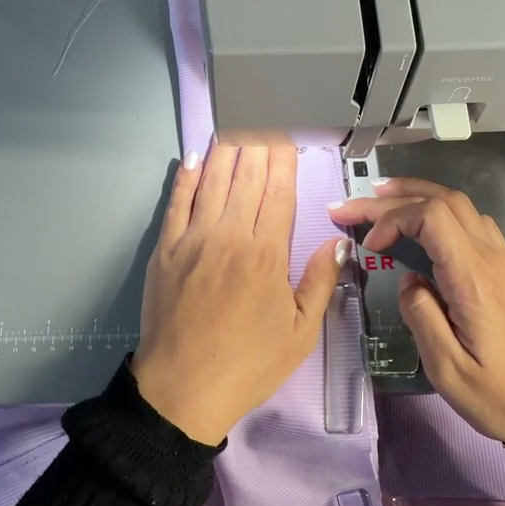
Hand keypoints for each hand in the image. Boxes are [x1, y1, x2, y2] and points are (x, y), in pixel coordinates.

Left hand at [131, 144, 345, 444]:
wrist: (182, 389)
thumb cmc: (248, 364)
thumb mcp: (299, 333)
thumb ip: (319, 282)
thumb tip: (339, 241)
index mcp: (266, 254)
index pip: (278, 193)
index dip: (282, 160)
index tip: (285, 135)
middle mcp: (230, 236)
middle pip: (246, 178)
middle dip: (256, 144)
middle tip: (261, 115)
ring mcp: (193, 239)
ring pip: (212, 182)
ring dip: (224, 150)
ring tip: (233, 124)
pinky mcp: (165, 249)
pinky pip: (176, 203)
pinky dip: (185, 177)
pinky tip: (193, 156)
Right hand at [331, 179, 504, 446]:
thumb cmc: (500, 397)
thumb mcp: (446, 370)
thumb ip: (420, 316)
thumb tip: (408, 280)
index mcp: (473, 280)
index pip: (432, 217)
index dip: (394, 219)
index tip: (371, 245)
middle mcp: (490, 259)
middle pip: (444, 200)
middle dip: (394, 197)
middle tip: (353, 205)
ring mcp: (502, 262)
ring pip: (460, 206)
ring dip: (418, 196)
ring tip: (381, 201)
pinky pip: (471, 222)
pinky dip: (438, 212)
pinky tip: (420, 226)